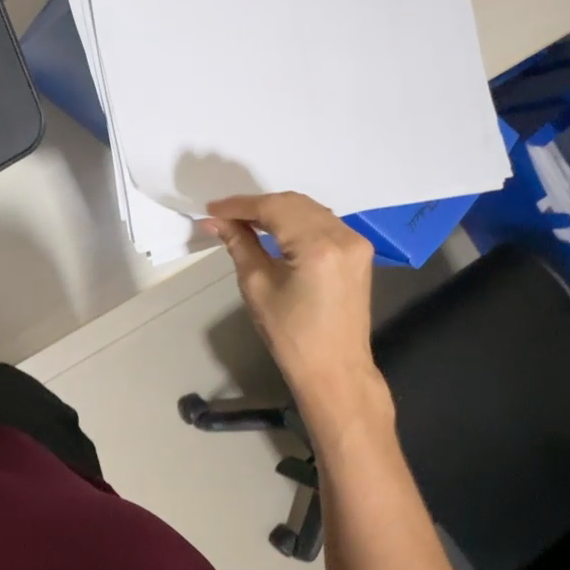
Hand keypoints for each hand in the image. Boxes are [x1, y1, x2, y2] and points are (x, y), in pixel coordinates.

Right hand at [204, 192, 382, 411]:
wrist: (334, 366)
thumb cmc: (290, 334)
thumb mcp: (257, 287)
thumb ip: (240, 245)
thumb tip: (217, 222)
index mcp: (317, 247)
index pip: (274, 209)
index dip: (240, 206)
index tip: (211, 210)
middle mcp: (342, 236)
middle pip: (293, 203)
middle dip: (256, 205)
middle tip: (223, 216)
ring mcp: (355, 242)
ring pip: (309, 209)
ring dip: (276, 211)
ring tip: (243, 222)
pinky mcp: (358, 251)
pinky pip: (322, 222)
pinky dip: (295, 220)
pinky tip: (273, 229)